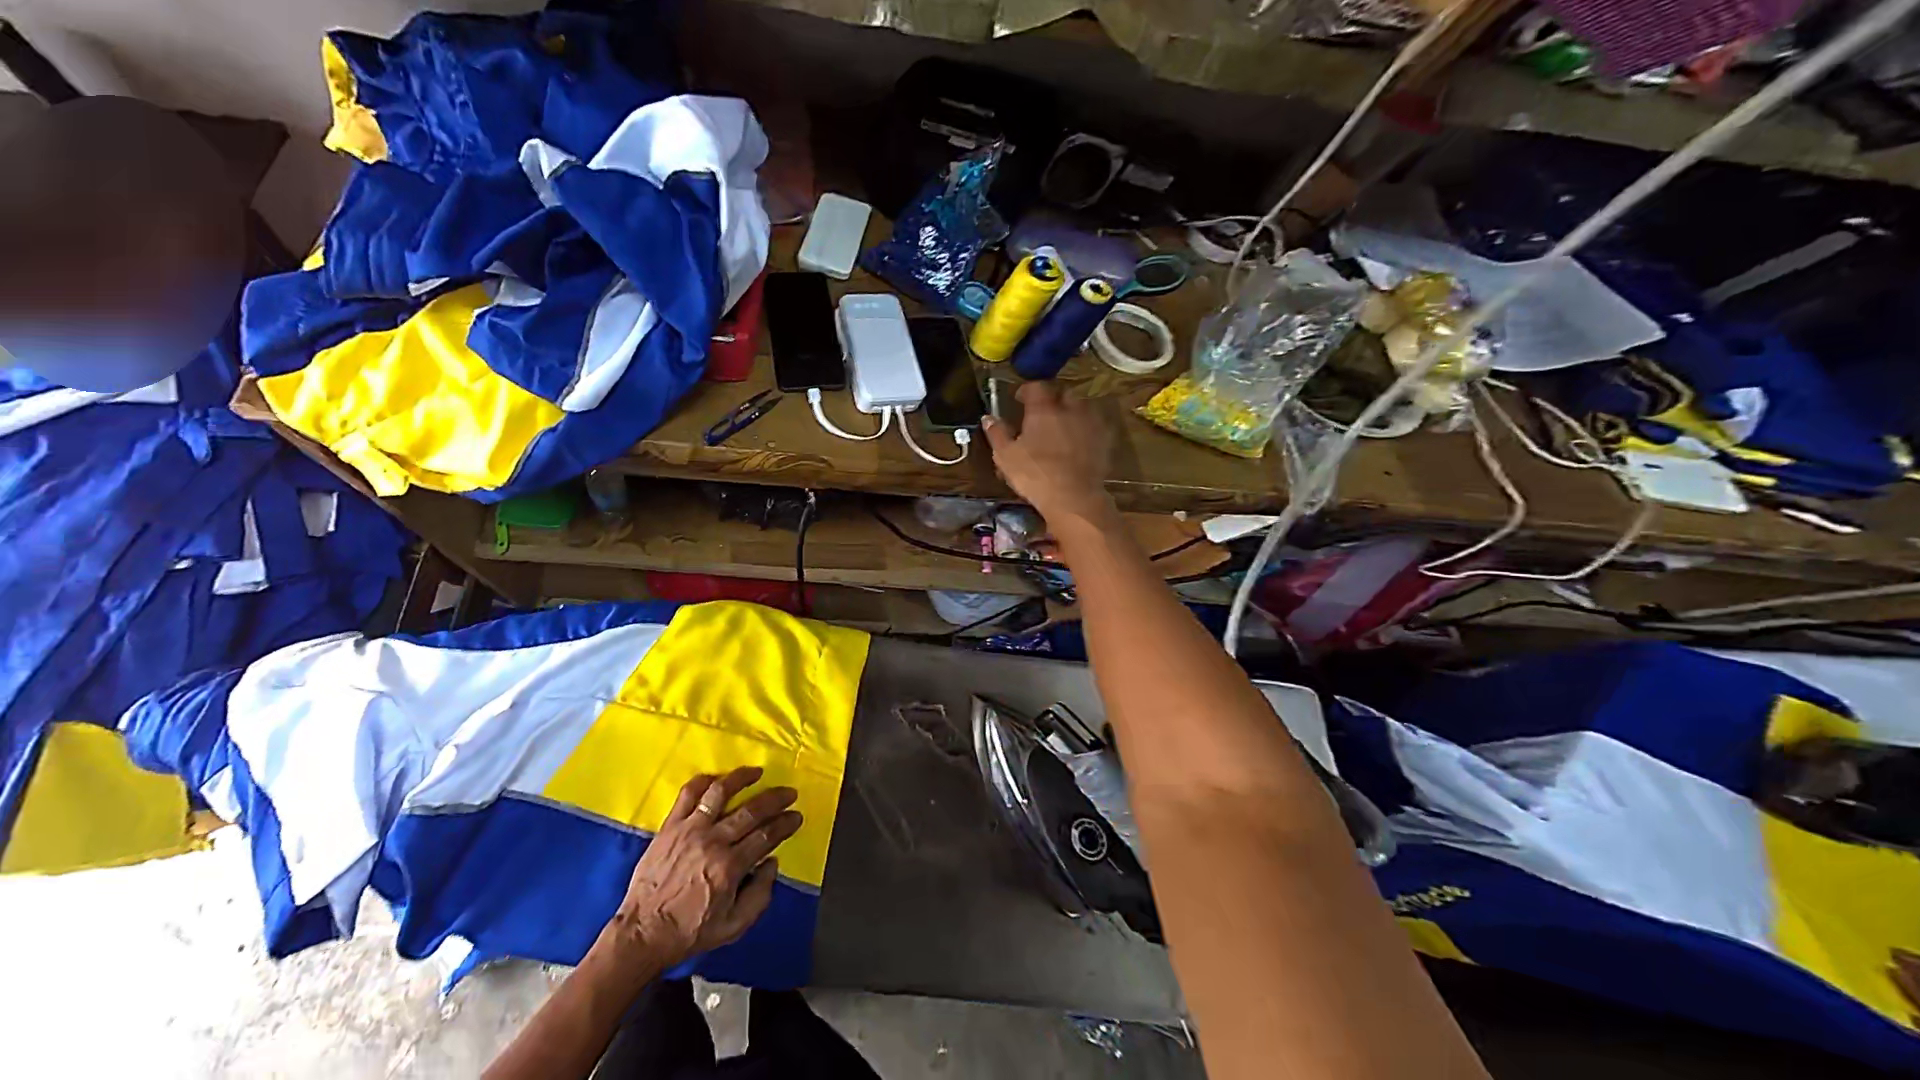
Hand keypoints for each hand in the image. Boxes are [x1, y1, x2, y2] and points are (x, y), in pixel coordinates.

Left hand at [600, 767, 802, 971]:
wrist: (642, 934)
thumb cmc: (690, 931)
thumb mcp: (735, 926)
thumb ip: (761, 894)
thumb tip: (772, 863)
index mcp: (730, 867)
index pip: (767, 835)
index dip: (786, 823)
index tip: (796, 816)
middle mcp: (713, 842)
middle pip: (752, 810)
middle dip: (775, 799)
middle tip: (789, 793)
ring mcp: (689, 830)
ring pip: (720, 792)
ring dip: (742, 778)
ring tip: (757, 773)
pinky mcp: (670, 827)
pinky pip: (688, 794)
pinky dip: (704, 781)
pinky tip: (717, 779)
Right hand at [981, 382, 1116, 530]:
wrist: (1073, 496)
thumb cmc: (1034, 474)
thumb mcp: (1006, 456)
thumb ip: (997, 434)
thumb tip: (988, 418)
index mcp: (1043, 409)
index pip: (1036, 387)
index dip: (1026, 390)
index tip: (1020, 399)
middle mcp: (1069, 409)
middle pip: (1063, 393)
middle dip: (1053, 398)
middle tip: (1043, 412)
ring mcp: (1090, 423)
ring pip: (1083, 407)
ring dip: (1073, 411)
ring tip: (1064, 425)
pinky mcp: (1104, 441)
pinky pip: (1096, 427)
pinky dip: (1087, 429)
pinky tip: (1081, 440)